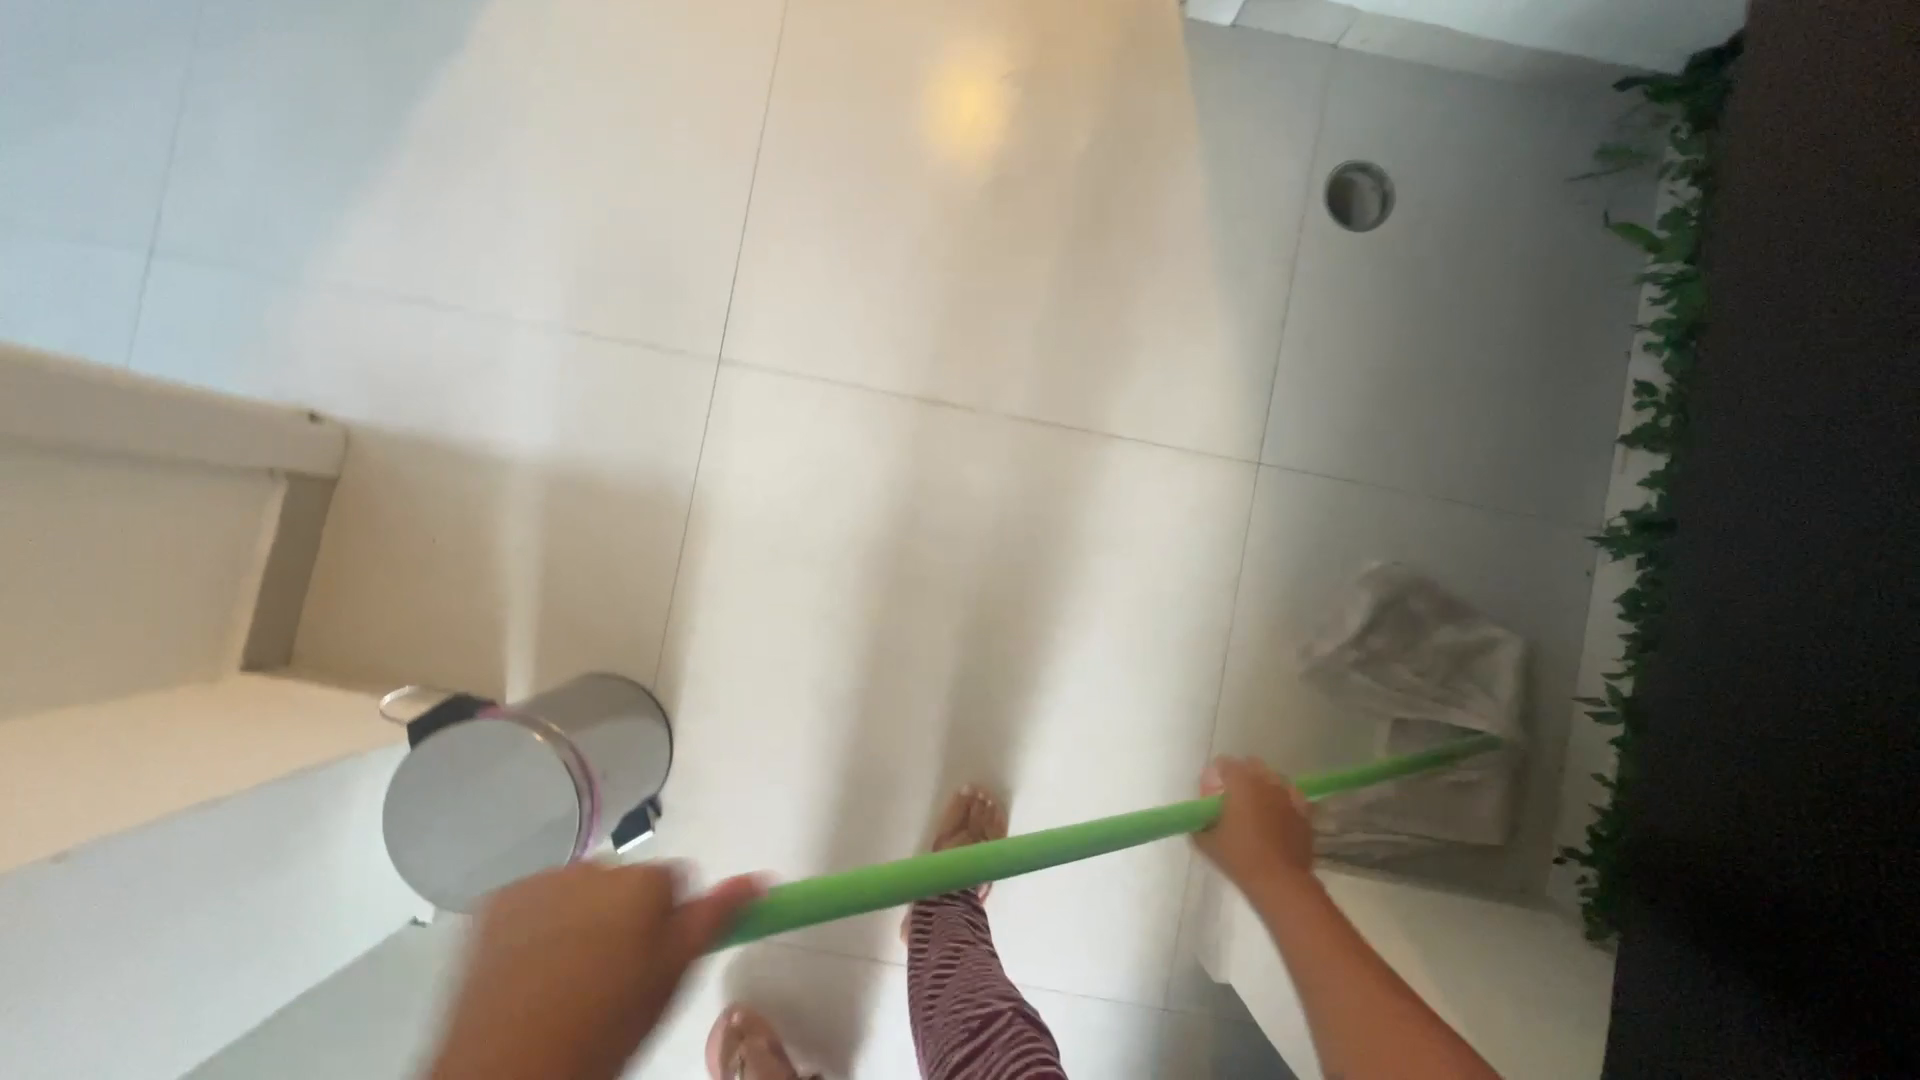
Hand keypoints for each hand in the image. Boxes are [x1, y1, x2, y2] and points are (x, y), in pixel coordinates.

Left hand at [426, 861, 763, 1079]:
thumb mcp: (672, 977)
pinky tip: (532, 967)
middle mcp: (596, 867)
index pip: (674, 882)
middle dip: (624, 914)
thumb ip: (715, 917)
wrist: (508, 1066)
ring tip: (567, 976)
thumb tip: (757, 878)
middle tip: (611, 976)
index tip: (652, 964)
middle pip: (626, 881)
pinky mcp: (498, 901)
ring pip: (580, 890)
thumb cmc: (606, 1027)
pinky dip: (538, 923)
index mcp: (645, 883)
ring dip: (581, 916)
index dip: (667, 923)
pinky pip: (536, 899)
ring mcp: (542, 881)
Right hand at [1193, 755, 1315, 892]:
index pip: (1225, 763)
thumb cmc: (1239, 858)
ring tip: (1258, 803)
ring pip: (1274, 778)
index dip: (1217, 772)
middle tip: (1233, 794)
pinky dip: (1284, 799)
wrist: (1279, 881)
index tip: (1212, 788)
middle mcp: (1265, 783)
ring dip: (1264, 784)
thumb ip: (1199, 823)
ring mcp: (1288, 796)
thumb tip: (1198, 818)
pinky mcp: (1304, 812)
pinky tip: (1279, 812)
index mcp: (1240, 784)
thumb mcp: (1206, 842)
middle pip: (1252, 764)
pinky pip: (1292, 795)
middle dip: (1242, 774)